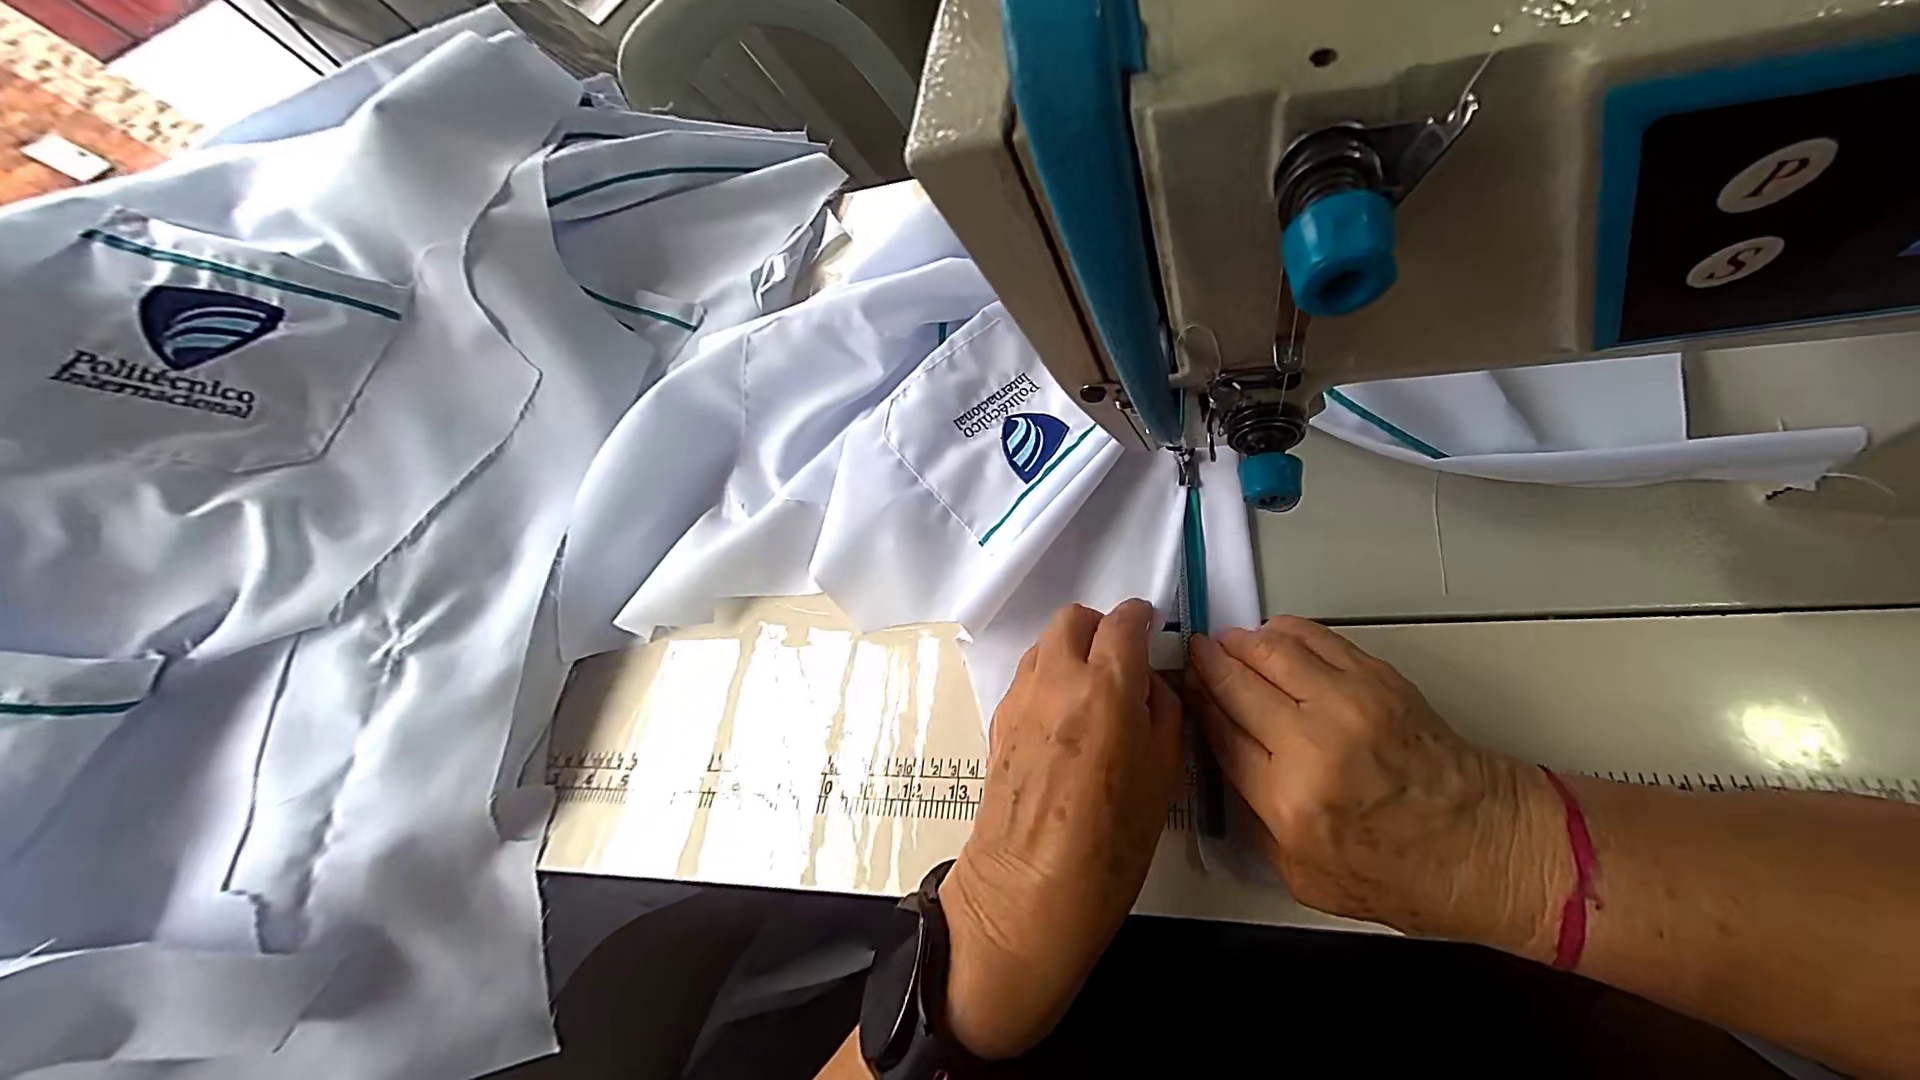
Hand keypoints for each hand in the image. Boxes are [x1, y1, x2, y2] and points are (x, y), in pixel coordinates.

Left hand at [939, 599, 1183, 1058]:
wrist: (1026, 891)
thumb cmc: (1110, 845)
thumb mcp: (1164, 778)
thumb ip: (1163, 712)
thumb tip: (1151, 682)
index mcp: (1106, 689)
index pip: (1123, 622)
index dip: (1141, 617)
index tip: (1149, 626)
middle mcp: (1057, 679)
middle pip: (1073, 618)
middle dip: (1100, 627)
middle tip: (1120, 658)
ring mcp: (1021, 696)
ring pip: (1045, 643)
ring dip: (1071, 650)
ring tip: (1092, 690)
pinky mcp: (999, 718)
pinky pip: (1027, 676)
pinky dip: (1049, 677)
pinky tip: (1063, 718)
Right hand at [1190, 616, 1565, 957]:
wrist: (1493, 851)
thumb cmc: (1398, 876)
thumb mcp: (1302, 876)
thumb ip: (1250, 815)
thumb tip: (1220, 751)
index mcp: (1287, 799)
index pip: (1218, 729)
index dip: (1195, 700)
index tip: (1183, 684)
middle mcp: (1311, 743)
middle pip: (1235, 683)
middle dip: (1207, 663)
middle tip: (1195, 653)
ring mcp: (1349, 704)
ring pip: (1268, 650)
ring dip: (1239, 641)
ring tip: (1229, 643)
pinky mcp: (1378, 681)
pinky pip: (1313, 638)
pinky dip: (1281, 631)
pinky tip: (1269, 637)